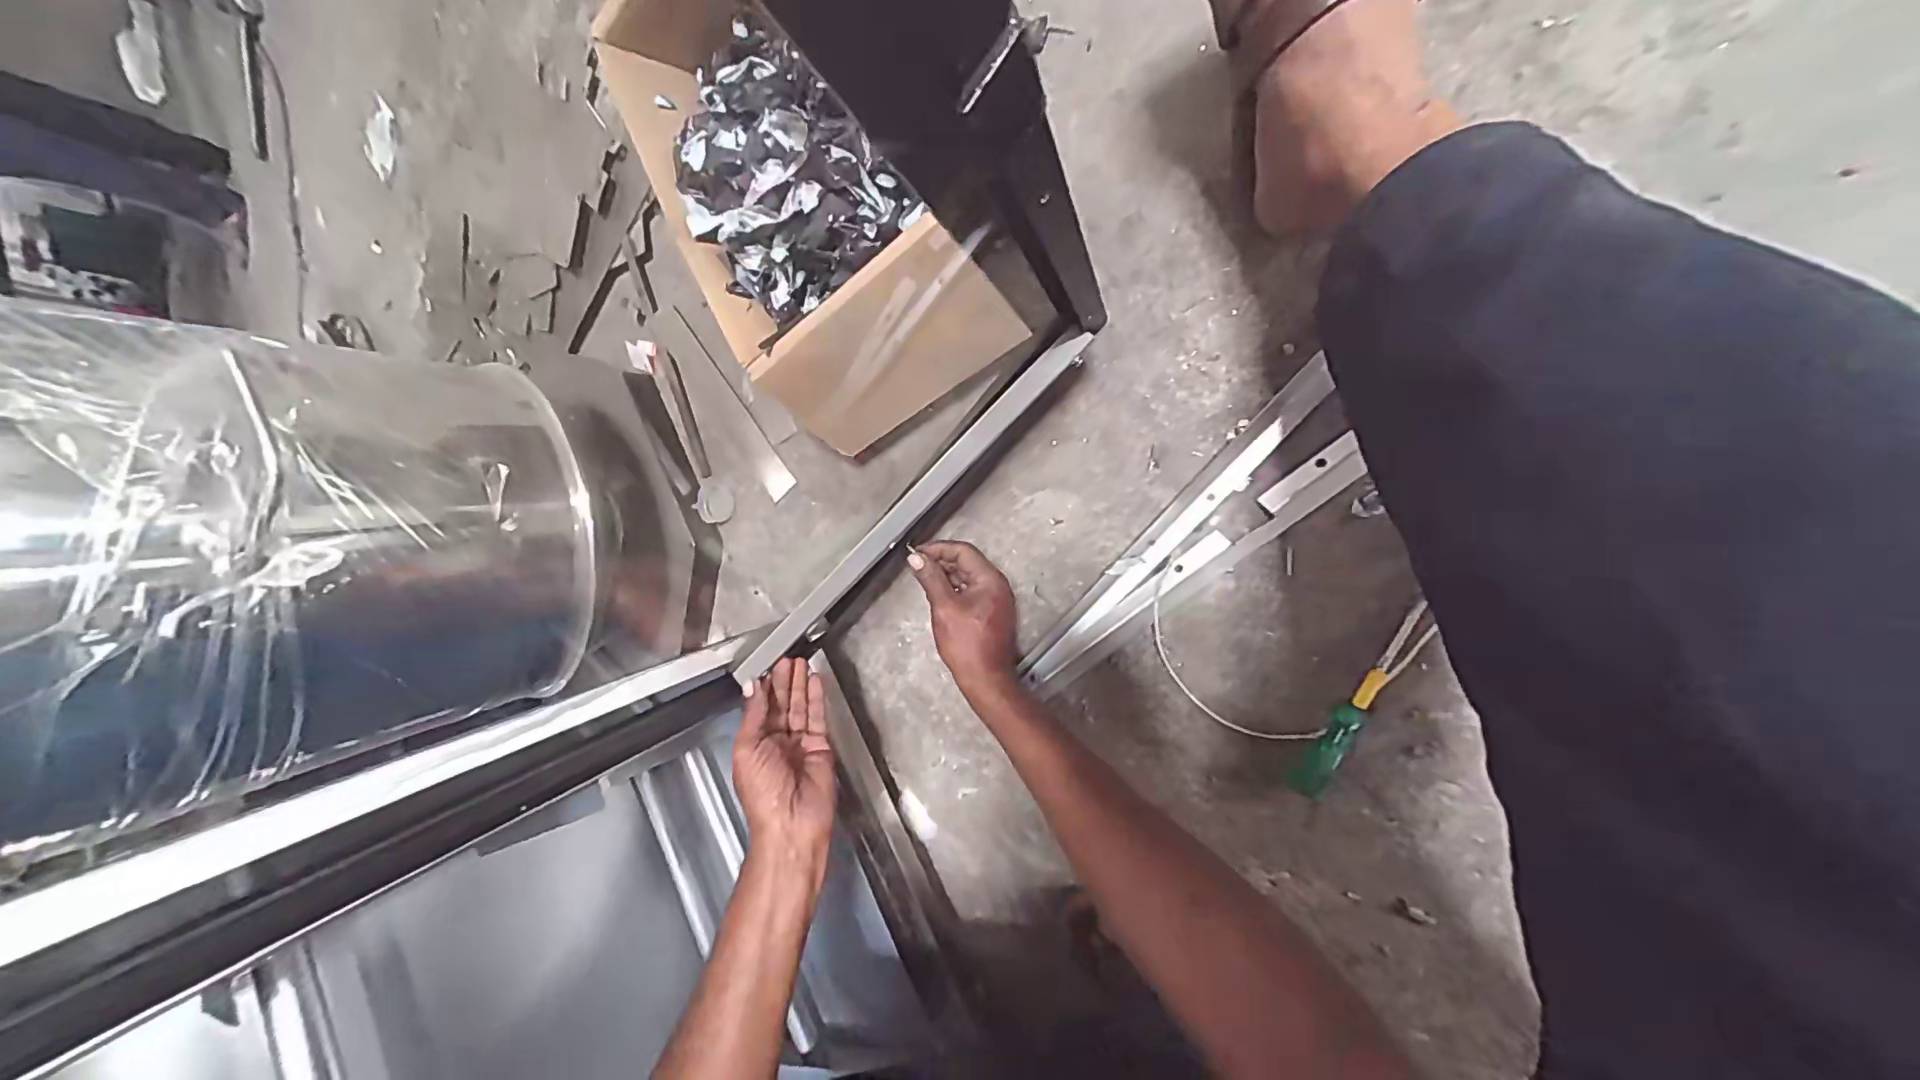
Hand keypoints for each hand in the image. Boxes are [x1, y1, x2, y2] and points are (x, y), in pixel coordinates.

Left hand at [733, 658, 835, 874]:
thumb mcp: (747, 750)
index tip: (767, 666)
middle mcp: (777, 742)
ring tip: (801, 662)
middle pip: (782, 704)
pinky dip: (817, 698)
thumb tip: (752, 687)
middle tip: (787, 659)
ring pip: (800, 706)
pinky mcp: (821, 747)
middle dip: (784, 681)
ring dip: (800, 684)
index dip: (764, 687)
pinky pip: (818, 717)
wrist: (791, 824)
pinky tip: (815, 682)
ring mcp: (800, 744)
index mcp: (755, 744)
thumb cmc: (763, 796)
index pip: (761, 708)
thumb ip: (753, 715)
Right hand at [908, 540, 1019, 690]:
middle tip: (918, 565)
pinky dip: (955, 588)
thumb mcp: (944, 607)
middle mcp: (998, 585)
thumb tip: (916, 558)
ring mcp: (997, 598)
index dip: (938, 548)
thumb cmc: (966, 645)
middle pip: (968, 562)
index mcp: (990, 579)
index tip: (917, 554)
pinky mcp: (992, 611)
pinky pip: (973, 590)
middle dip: (942, 560)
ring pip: (969, 576)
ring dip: (947, 574)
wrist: (986, 678)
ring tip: (925, 578)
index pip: (963, 551)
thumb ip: (931, 578)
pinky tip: (939, 594)